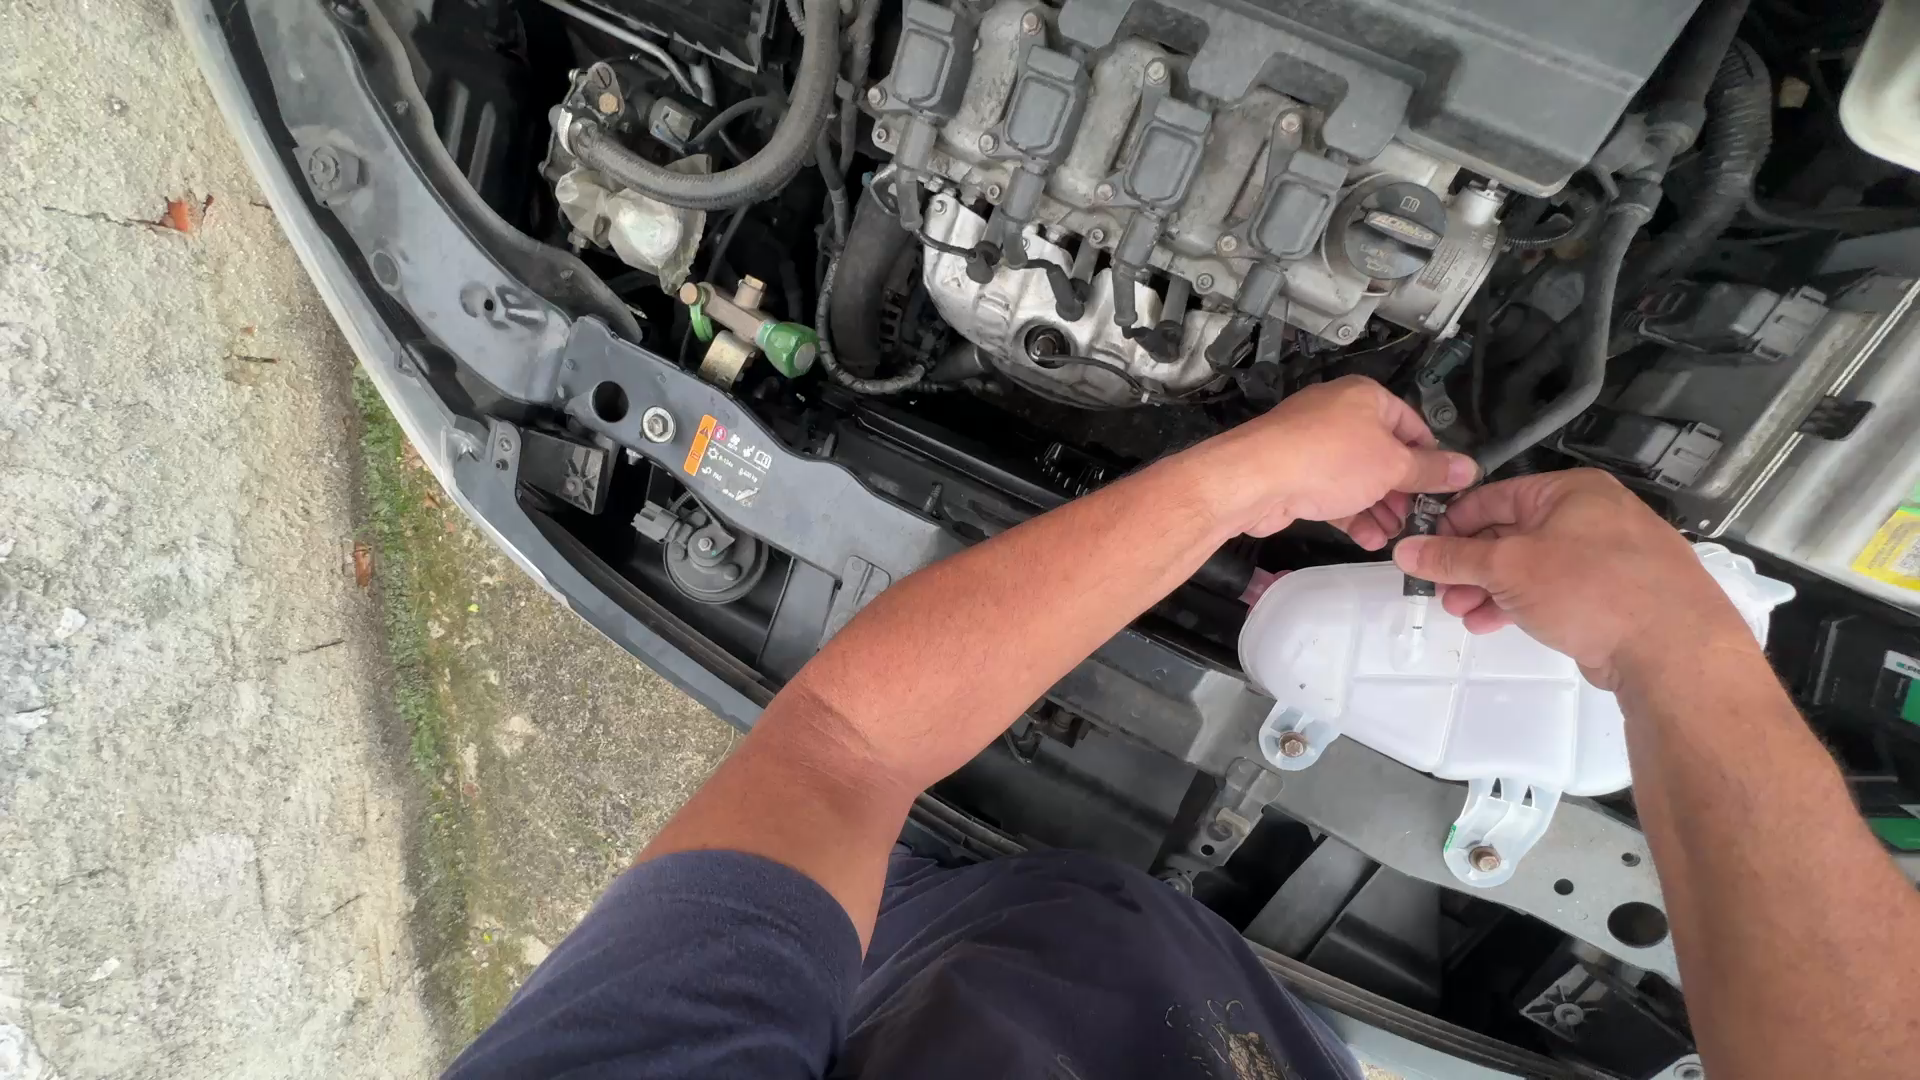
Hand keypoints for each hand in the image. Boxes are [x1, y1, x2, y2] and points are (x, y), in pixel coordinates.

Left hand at [1193, 375, 1478, 542]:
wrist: (1256, 480)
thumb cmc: (1327, 459)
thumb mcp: (1392, 465)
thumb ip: (1430, 470)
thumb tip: (1467, 469)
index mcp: (1364, 398)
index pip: (1411, 424)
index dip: (1431, 456)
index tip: (1446, 485)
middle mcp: (1336, 416)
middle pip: (1382, 455)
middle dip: (1402, 490)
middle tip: (1421, 517)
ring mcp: (1310, 448)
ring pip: (1356, 479)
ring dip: (1379, 508)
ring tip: (1397, 534)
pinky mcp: (1293, 477)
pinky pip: (1330, 496)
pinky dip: (1351, 515)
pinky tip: (1370, 539)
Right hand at [1392, 469, 1754, 687]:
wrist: (1675, 653)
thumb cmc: (1592, 590)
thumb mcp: (1505, 567)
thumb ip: (1449, 557)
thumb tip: (1404, 550)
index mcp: (1571, 492)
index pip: (1490, 498)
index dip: (1450, 524)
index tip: (1422, 551)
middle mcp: (1591, 516)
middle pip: (1506, 534)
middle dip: (1466, 565)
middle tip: (1439, 589)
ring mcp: (1605, 556)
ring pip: (1525, 566)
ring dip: (1485, 588)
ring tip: (1461, 612)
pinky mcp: (1611, 594)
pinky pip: (1549, 589)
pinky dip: (1516, 603)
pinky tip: (1490, 622)